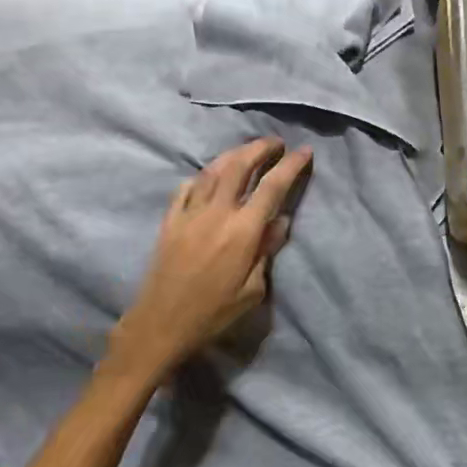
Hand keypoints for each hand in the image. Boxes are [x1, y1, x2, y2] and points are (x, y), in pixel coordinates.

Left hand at [111, 138, 312, 377]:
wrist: (162, 322)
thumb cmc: (213, 313)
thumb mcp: (252, 290)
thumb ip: (267, 252)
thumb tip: (280, 223)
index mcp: (242, 232)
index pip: (272, 188)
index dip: (291, 166)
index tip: (304, 151)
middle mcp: (216, 213)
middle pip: (239, 166)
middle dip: (260, 149)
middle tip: (275, 144)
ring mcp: (189, 213)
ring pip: (212, 170)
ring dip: (232, 155)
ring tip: (246, 152)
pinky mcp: (170, 220)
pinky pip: (187, 187)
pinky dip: (202, 176)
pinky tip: (209, 178)